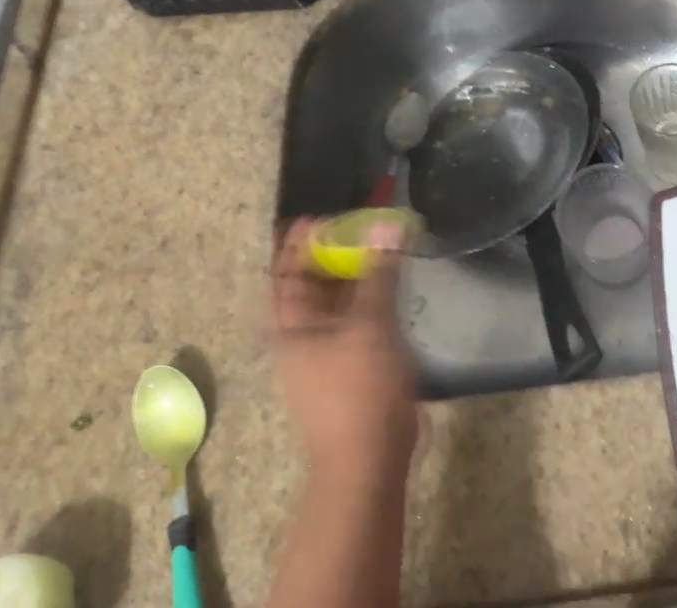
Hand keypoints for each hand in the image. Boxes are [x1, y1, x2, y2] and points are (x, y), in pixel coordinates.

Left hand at [270, 216, 416, 475]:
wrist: (367, 460)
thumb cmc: (358, 390)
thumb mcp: (370, 324)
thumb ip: (379, 272)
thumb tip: (386, 225)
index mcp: (291, 327)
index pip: (286, 272)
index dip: (300, 242)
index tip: (322, 216)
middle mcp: (303, 337)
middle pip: (312, 285)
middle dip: (333, 254)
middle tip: (362, 226)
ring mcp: (327, 354)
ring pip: (337, 303)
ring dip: (355, 275)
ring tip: (380, 248)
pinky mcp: (352, 367)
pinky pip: (357, 320)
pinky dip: (370, 299)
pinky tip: (391, 288)